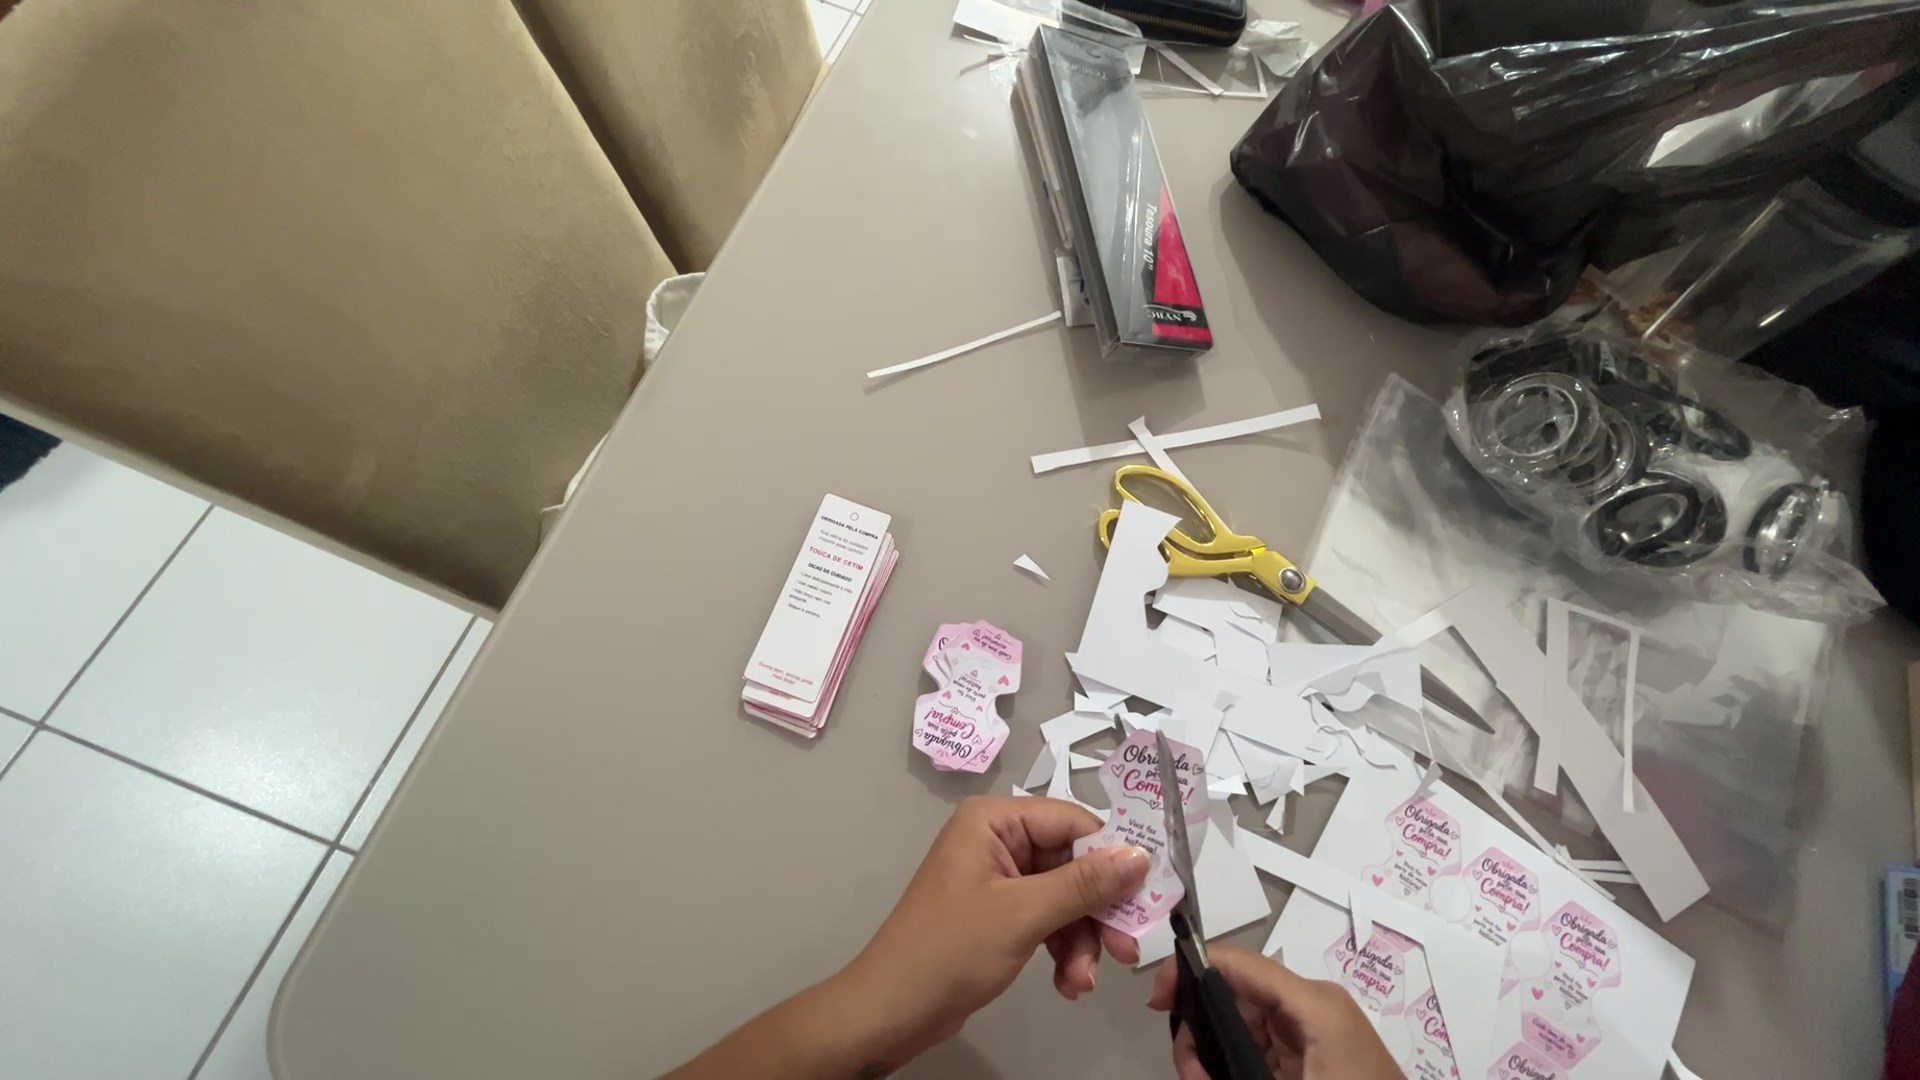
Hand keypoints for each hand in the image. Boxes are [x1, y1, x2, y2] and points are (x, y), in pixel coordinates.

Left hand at [839, 795, 1149, 1067]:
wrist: (891, 1010)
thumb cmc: (950, 950)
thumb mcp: (1022, 915)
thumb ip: (1084, 884)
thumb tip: (1139, 855)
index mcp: (995, 820)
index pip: (1071, 821)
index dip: (1111, 856)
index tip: (1147, 895)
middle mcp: (998, 838)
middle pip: (1071, 862)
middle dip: (1095, 911)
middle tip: (1125, 951)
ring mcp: (997, 876)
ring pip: (1063, 896)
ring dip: (1079, 939)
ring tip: (1082, 981)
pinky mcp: (998, 911)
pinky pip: (1045, 918)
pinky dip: (1061, 949)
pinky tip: (1067, 983)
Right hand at [1149, 944, 1404, 1079]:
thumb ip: (1238, 1065)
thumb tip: (1197, 1065)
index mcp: (1313, 1002)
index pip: (1237, 962)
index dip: (1189, 970)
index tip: (1158, 1002)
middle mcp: (1312, 1003)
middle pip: (1234, 993)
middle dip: (1200, 1028)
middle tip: (1189, 1074)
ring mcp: (1314, 1029)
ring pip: (1242, 1021)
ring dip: (1214, 1051)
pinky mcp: (1314, 1054)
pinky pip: (1261, 1044)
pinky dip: (1235, 1062)